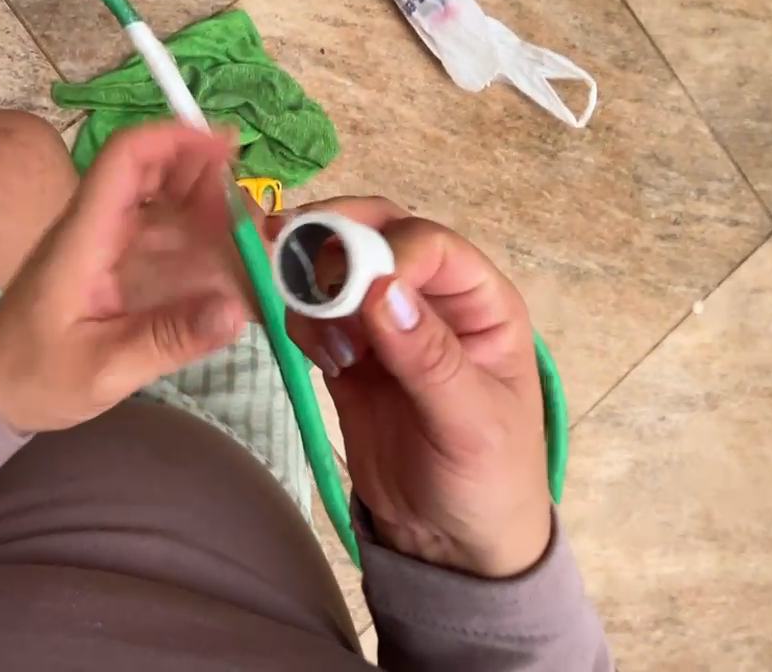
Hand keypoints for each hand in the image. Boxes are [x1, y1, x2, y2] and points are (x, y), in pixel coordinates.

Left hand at [0, 121, 249, 434]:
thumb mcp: (104, 368)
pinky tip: (228, 261)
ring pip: (160, 200)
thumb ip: (168, 339)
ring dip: (205, 203)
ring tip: (250, 231)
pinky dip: (196, 238)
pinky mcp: (113, 265)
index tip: (226, 146)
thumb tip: (236, 309)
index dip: (173, 138)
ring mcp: (106, 244)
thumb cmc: (36, 375)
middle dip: (202, 171)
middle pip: (149, 171)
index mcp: (86, 234)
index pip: (124, 159)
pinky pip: (160, 236)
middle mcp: (97, 227)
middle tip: (252, 202)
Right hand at [279, 198, 551, 578]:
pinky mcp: (344, 345)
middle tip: (284, 241)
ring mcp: (380, 319)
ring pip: (331, 265)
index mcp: (478, 301)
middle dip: (330, 235)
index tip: (350, 285)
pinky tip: (326, 363)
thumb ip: (427, 355)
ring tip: (329, 348)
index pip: (426, 242)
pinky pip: (310, 310)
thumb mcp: (470, 423)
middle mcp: (427, 296)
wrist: (444, 541)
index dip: (385, 250)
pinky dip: (303, 323)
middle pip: (373, 230)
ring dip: (312, 289)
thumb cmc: (486, 481)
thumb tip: (379, 287)